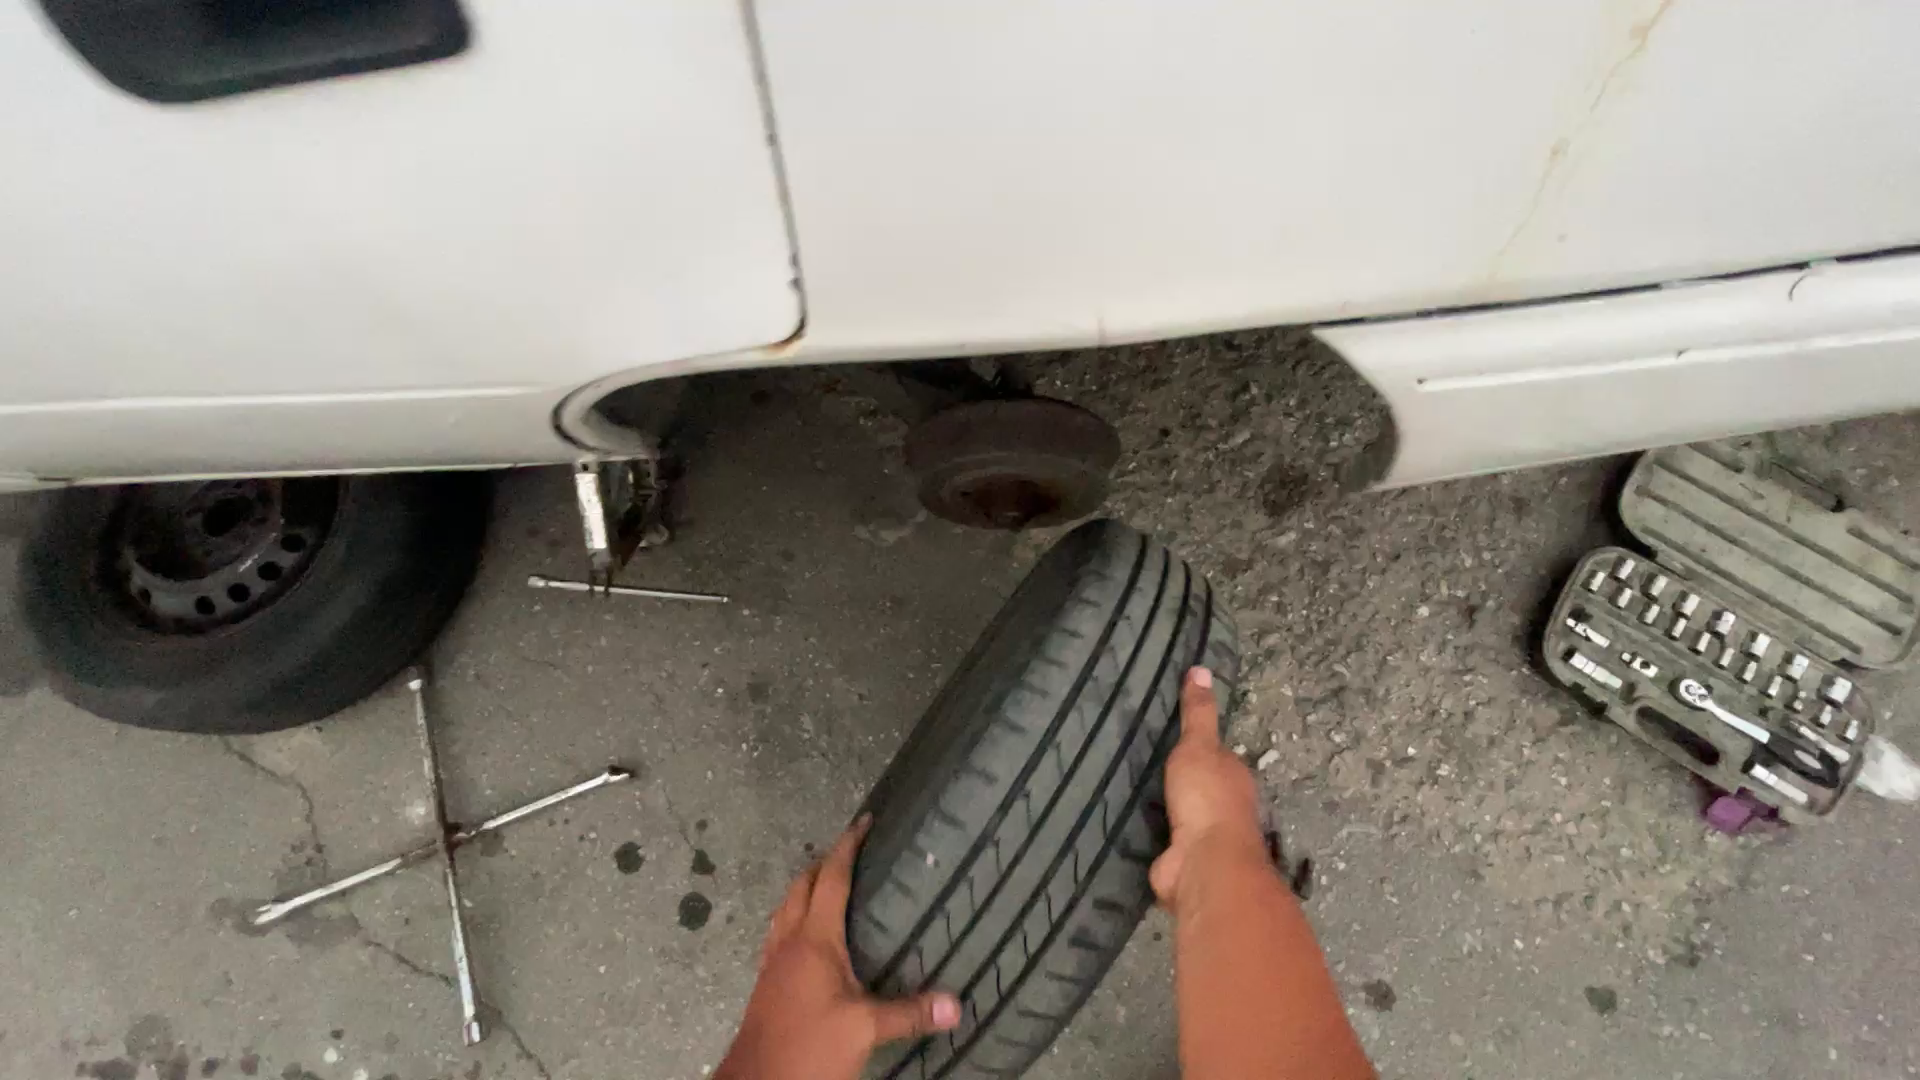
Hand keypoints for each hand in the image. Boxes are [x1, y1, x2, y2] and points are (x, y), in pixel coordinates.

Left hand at [715, 815, 961, 1079]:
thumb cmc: (807, 1048)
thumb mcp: (864, 1030)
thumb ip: (908, 1012)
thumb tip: (956, 1004)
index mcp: (813, 937)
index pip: (832, 877)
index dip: (848, 845)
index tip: (864, 822)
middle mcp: (788, 940)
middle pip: (802, 885)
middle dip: (826, 861)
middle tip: (854, 851)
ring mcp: (772, 961)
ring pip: (786, 907)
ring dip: (807, 888)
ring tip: (832, 886)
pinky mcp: (766, 984)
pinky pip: (780, 933)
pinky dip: (796, 918)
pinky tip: (809, 939)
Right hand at [1149, 667, 1268, 910]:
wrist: (1203, 863)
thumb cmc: (1206, 797)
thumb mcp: (1198, 745)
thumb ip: (1197, 713)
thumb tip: (1200, 668)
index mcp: (1233, 776)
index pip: (1216, 755)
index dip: (1197, 745)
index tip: (1169, 735)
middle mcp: (1224, 806)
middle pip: (1199, 785)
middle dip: (1178, 778)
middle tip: (1141, 759)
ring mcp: (1202, 836)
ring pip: (1179, 812)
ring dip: (1161, 806)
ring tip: (1128, 787)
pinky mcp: (1179, 858)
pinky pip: (1160, 837)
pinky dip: (1148, 830)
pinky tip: (1124, 820)